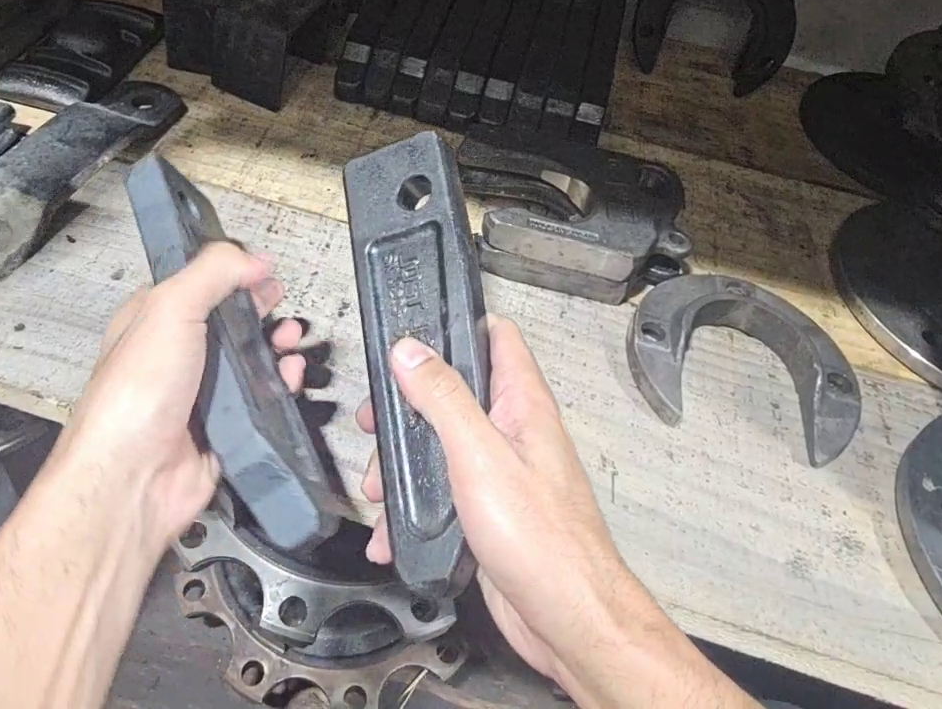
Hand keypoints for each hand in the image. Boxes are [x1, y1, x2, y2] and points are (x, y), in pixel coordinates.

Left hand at [56, 241, 305, 545]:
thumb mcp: (170, 309)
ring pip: (248, 360)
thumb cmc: (131, 399)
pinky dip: (280, 386)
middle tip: (278, 301)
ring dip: (275, 345)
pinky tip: (288, 376)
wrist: (132, 479)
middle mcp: (175, 355)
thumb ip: (213, 273)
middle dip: (260, 308)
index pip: (198, 283)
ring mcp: (198, 393)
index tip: (260, 268)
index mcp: (153, 320)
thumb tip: (252, 258)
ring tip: (289, 338)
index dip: (231, 273)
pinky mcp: (221, 426)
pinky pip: (259, 400)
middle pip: (229, 320)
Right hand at [356, 318, 755, 708]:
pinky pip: (441, 492)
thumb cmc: (540, 538)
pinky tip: (390, 529)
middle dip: (409, 404)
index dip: (459, 322)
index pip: (498, 337)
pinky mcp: (486, 510)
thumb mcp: (479, 454)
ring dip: (403, 463)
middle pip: (455, 391)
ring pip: (441, 445)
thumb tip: (412, 350)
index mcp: (522, 403)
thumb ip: (444, 398)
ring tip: (375, 486)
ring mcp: (500, 470)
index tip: (417, 326)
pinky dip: (412, 506)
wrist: (565, 619)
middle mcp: (513, 430)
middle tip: (376, 418)